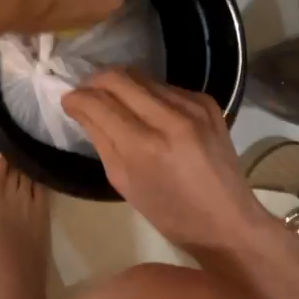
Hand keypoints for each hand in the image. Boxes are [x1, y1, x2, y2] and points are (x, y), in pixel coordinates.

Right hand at [62, 69, 273, 253]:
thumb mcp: (123, 182)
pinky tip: (148, 113)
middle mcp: (169, 117)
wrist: (230, 223)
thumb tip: (78, 106)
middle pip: (117, 77)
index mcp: (145, 145)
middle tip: (85, 95)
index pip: (98, 102)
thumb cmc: (170, 214)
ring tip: (114, 103)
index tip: (68, 102)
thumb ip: (100, 137)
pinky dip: (147, 94)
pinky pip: (164, 86)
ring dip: (120, 86)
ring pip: (140, 76)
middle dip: (93, 82)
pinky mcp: (207, 102)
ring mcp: (193, 106)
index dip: (75, 98)